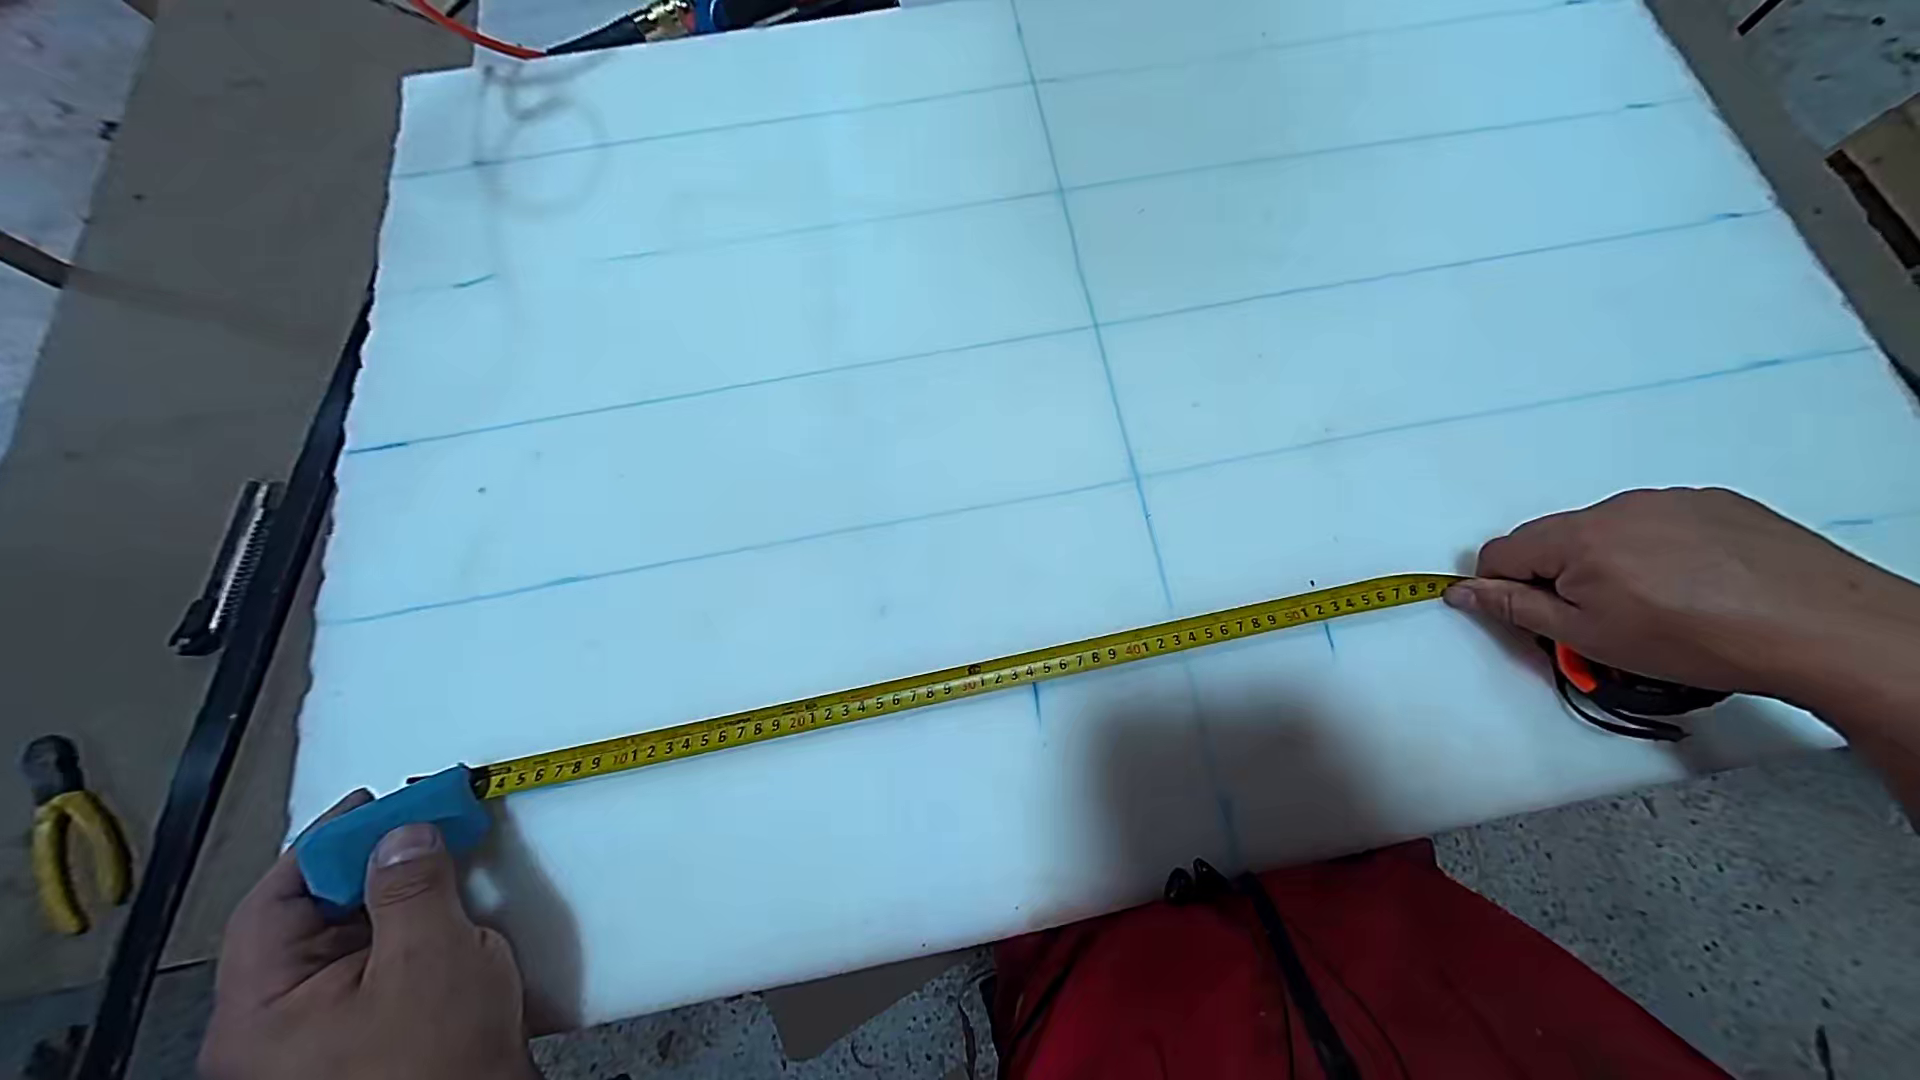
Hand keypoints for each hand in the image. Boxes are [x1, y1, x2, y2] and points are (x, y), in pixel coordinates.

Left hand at [200, 792, 538, 1079]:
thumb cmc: (436, 1059)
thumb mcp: (428, 956)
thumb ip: (412, 887)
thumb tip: (402, 831)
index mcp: (264, 1008)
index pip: (274, 902)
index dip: (324, 843)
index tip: (377, 800)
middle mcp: (284, 1014)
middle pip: (316, 911)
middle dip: (373, 857)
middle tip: (425, 815)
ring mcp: (332, 1017)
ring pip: (357, 925)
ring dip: (402, 880)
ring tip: (446, 844)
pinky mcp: (379, 1015)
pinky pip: (388, 944)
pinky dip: (420, 908)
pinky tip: (455, 890)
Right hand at [1443, 487, 1919, 704]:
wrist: (1828, 633)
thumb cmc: (1701, 640)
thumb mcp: (1587, 636)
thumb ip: (1514, 608)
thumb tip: (1463, 592)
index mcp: (1577, 537)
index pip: (1499, 552)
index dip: (1503, 586)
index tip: (1532, 613)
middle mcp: (1616, 507)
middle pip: (1549, 538)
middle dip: (1555, 574)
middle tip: (1595, 616)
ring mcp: (1670, 500)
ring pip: (1600, 530)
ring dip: (1604, 560)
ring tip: (1652, 601)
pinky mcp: (1715, 502)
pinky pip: (1653, 520)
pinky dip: (1652, 547)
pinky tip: (1689, 582)